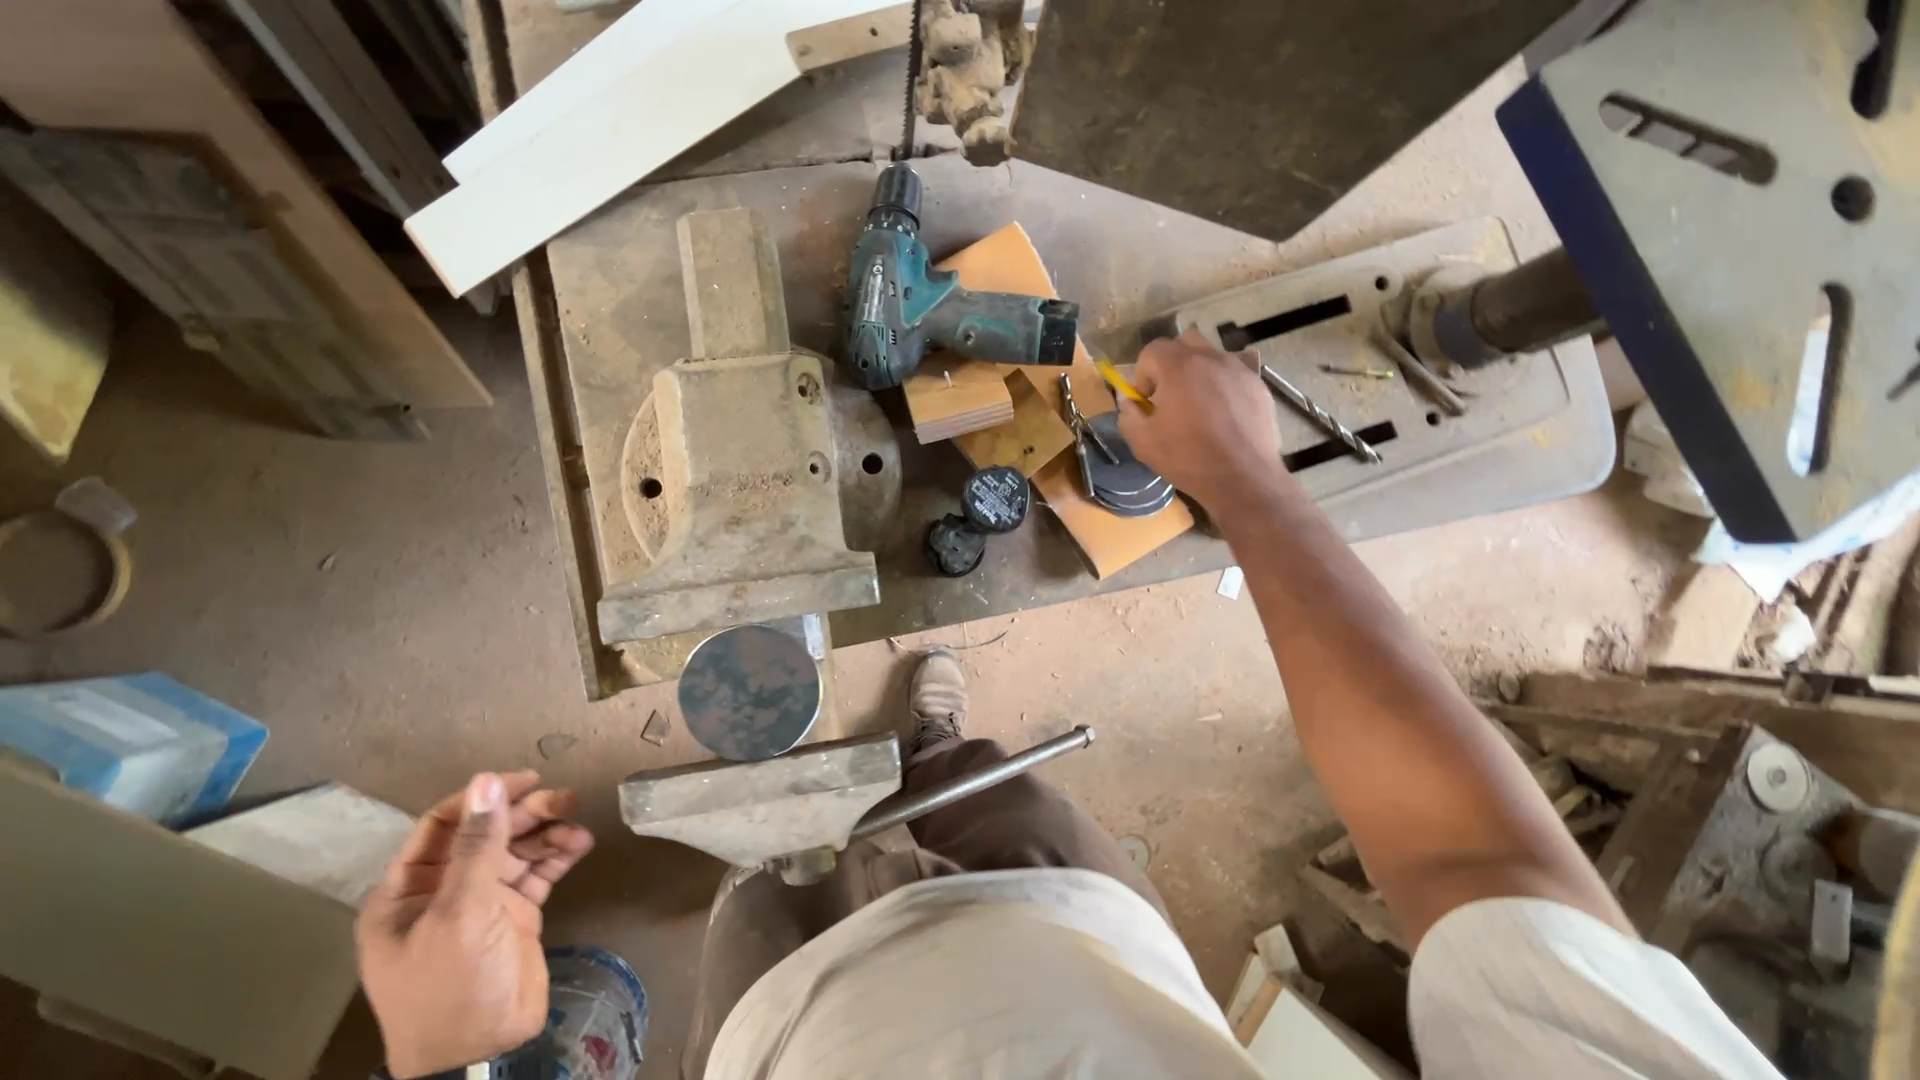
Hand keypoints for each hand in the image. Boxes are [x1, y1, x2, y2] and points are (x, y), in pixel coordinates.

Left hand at [355, 772, 594, 1077]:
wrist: (479, 1053)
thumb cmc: (450, 985)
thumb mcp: (460, 913)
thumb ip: (477, 846)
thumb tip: (487, 781)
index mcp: (407, 891)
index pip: (442, 826)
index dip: (481, 798)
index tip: (524, 780)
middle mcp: (442, 891)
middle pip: (485, 834)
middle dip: (523, 814)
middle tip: (564, 799)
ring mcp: (481, 904)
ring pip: (516, 851)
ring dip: (546, 833)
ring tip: (576, 823)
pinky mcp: (515, 917)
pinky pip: (538, 874)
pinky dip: (558, 856)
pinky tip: (579, 844)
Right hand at [1117, 328, 1288, 510]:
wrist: (1242, 478)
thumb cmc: (1188, 458)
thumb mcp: (1143, 442)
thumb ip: (1128, 414)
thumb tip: (1129, 401)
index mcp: (1178, 367)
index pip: (1152, 351)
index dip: (1143, 375)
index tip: (1146, 402)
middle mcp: (1210, 358)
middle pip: (1185, 342)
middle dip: (1172, 362)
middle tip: (1170, 394)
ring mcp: (1239, 369)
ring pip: (1213, 354)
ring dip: (1200, 370)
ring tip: (1200, 401)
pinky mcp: (1259, 385)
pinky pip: (1239, 368)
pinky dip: (1227, 379)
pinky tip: (1227, 401)